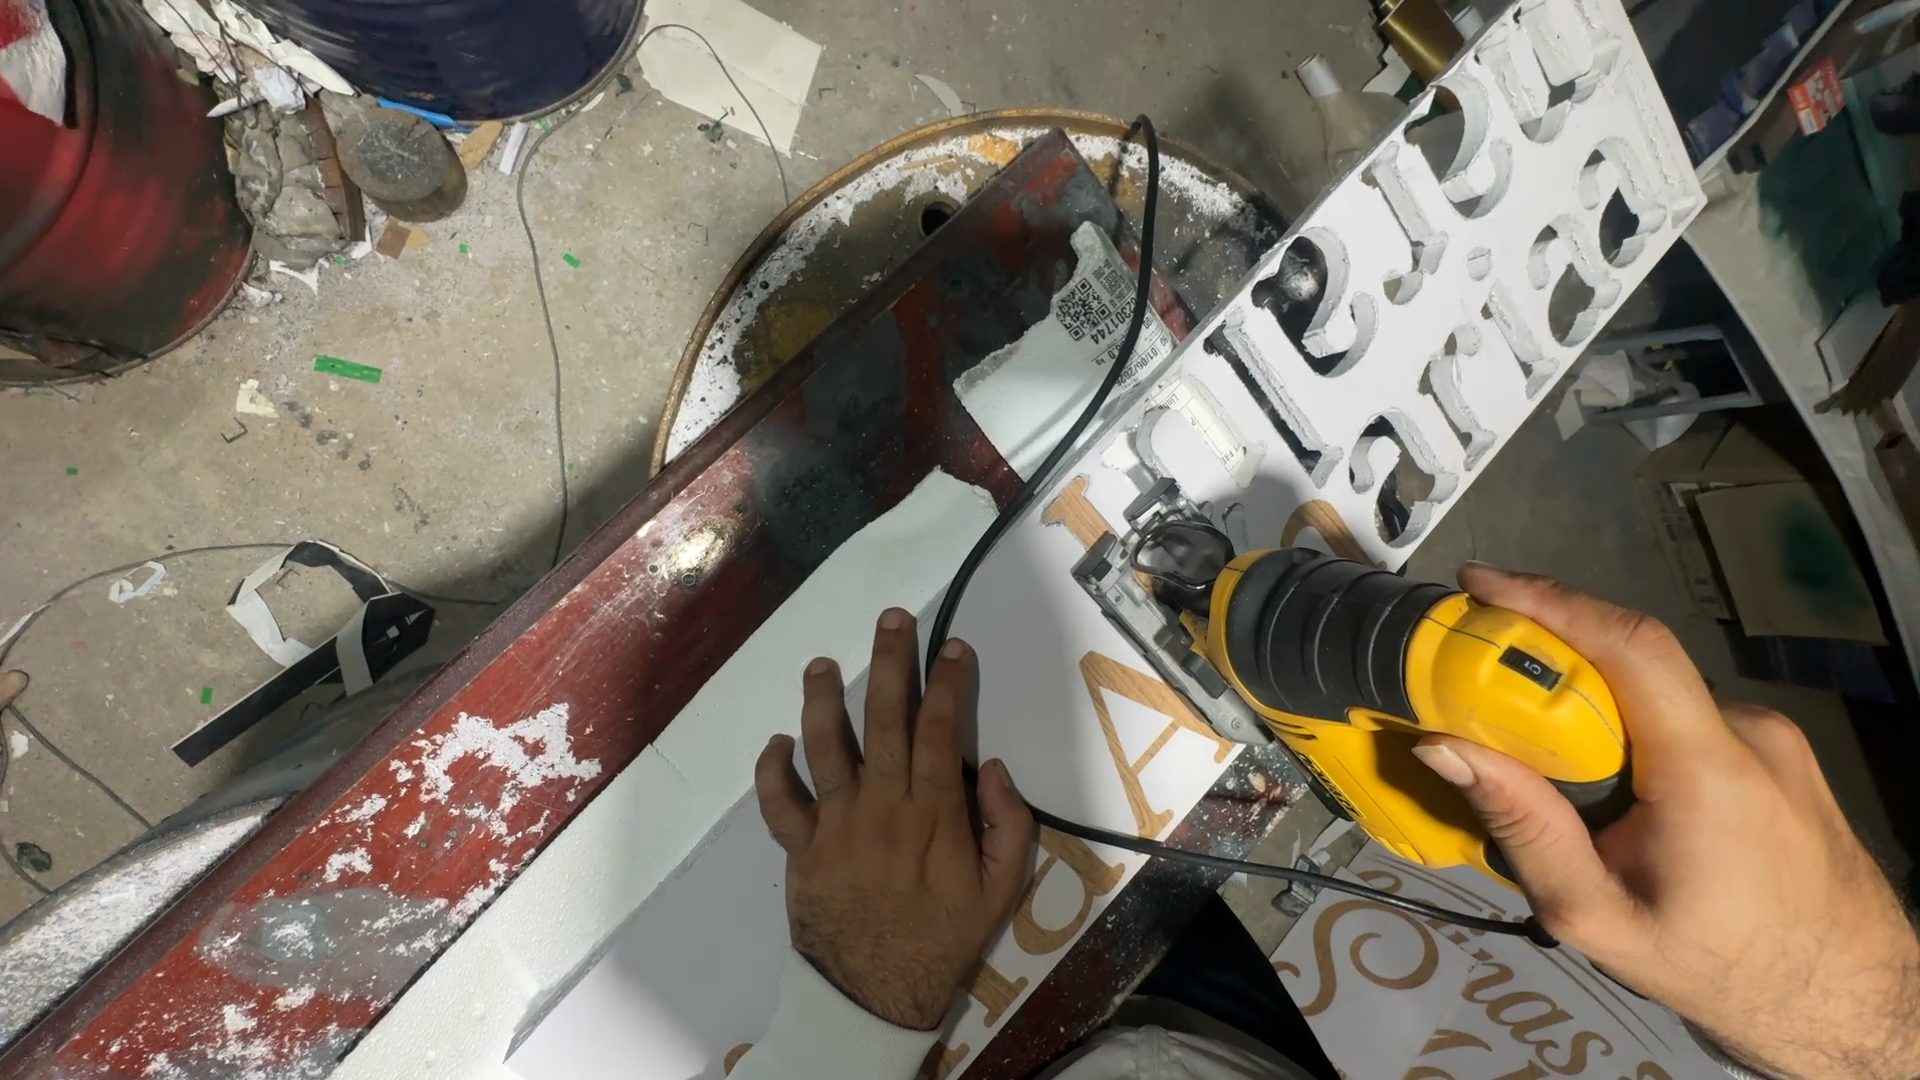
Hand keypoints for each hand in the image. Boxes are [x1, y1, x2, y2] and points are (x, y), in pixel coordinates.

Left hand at [754, 608, 1037, 1030]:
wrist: (875, 995)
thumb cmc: (941, 935)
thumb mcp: (1000, 892)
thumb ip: (1010, 827)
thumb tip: (996, 767)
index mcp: (933, 815)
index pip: (941, 732)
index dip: (948, 684)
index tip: (954, 647)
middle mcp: (882, 807)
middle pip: (885, 722)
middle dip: (891, 663)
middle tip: (892, 618)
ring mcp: (835, 825)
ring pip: (826, 748)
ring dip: (823, 700)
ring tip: (822, 663)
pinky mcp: (799, 846)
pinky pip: (778, 803)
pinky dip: (772, 770)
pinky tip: (778, 741)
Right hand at [1411, 565, 1919, 1079]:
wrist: (1856, 1012)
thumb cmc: (1719, 968)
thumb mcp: (1596, 915)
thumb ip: (1522, 826)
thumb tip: (1440, 745)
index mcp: (1710, 771)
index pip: (1632, 647)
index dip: (1551, 600)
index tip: (1479, 581)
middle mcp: (1748, 735)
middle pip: (1626, 661)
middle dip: (1540, 650)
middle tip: (1469, 666)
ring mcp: (1770, 741)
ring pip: (1646, 689)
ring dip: (1578, 692)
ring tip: (1522, 733)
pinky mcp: (1774, 754)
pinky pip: (1672, 711)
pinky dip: (1615, 715)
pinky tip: (1591, 764)